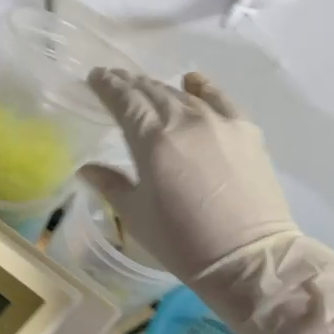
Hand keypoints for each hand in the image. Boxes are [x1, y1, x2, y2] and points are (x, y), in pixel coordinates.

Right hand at [81, 68, 333, 333]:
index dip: (107, 87)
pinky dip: (202, 88)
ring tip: (143, 86)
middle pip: (152, 93)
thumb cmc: (179, 241)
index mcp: (152, 142)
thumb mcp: (134, 214)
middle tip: (113, 80)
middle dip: (130, 84)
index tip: (94, 78)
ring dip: (159, 88)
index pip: (125, 102)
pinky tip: (192, 81)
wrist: (245, 256)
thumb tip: (88, 168)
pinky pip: (220, 99)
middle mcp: (186, 122)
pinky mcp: (245, 131)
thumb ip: (110, 184)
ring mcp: (219, 123)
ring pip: (182, 95)